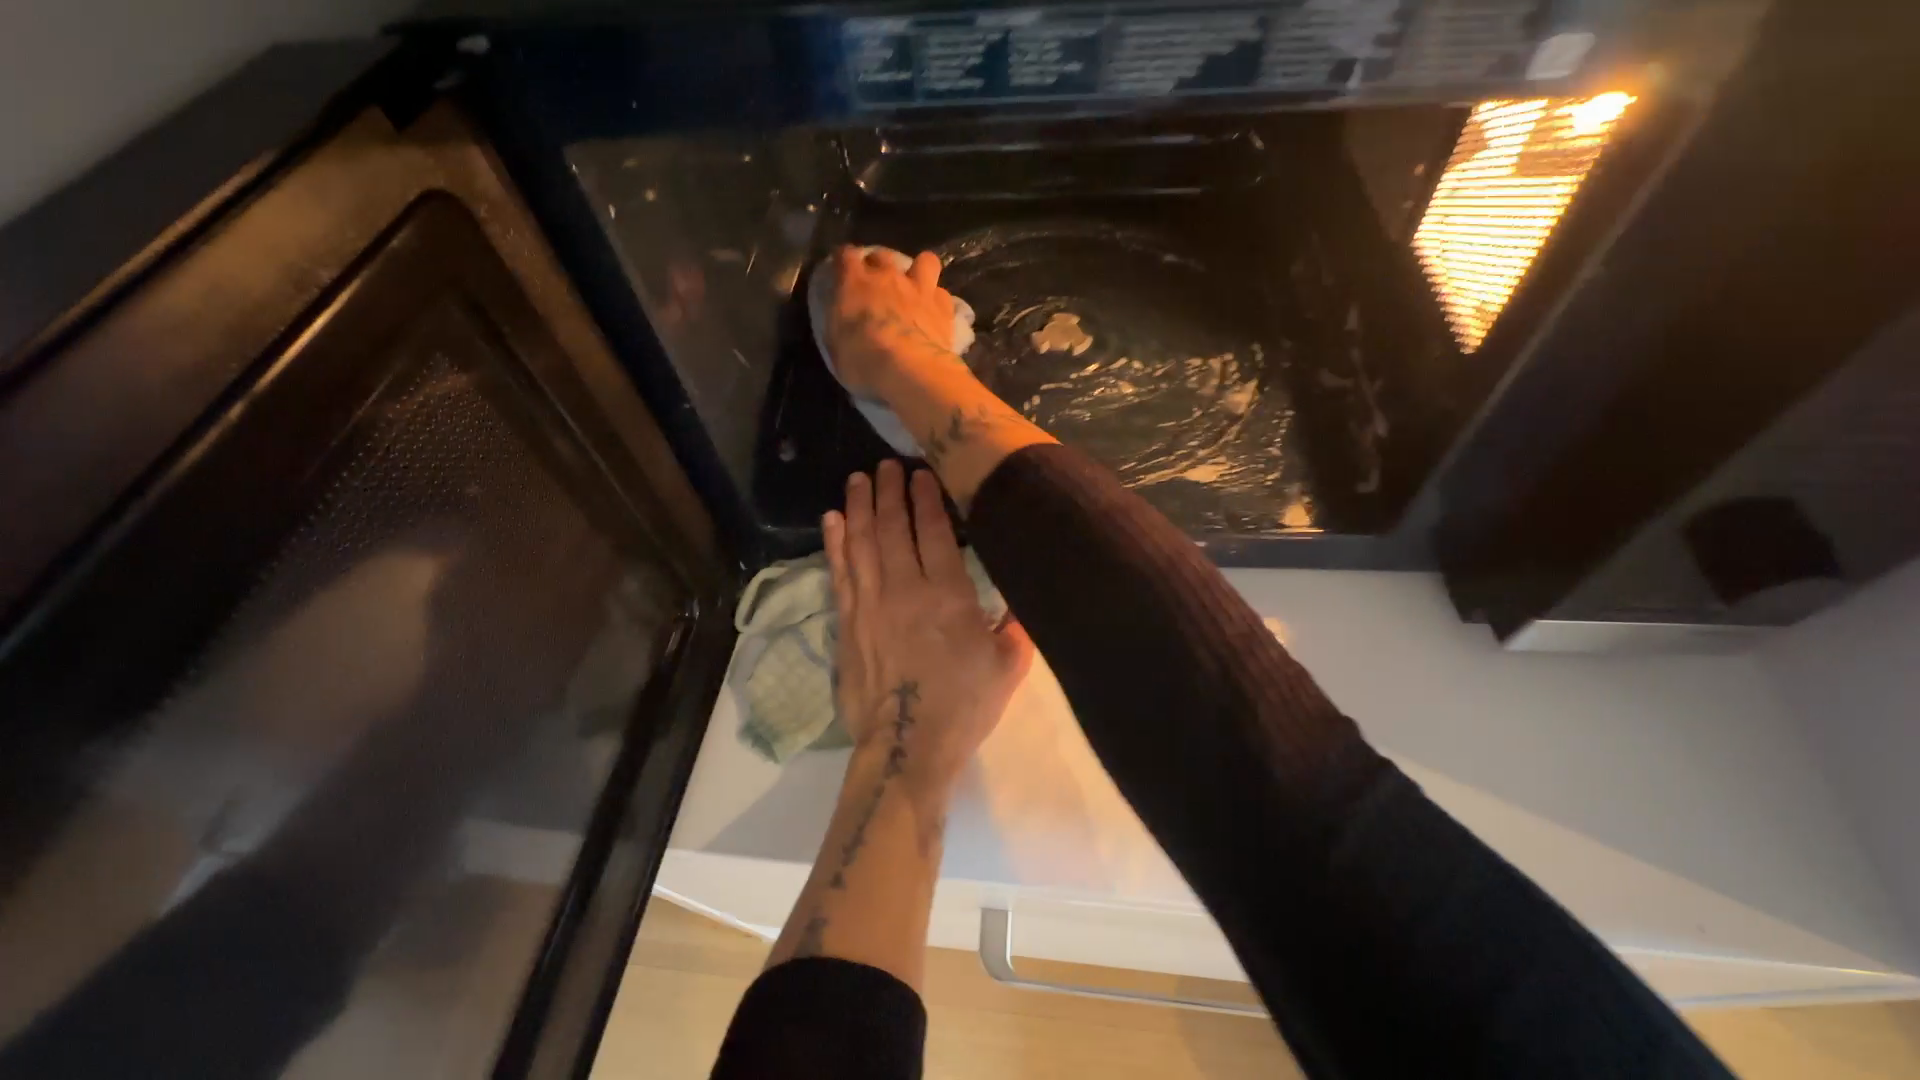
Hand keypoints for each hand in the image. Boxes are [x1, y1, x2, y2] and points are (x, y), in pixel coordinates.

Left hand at [823, 460, 1032, 799]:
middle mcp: (904, 589)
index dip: (927, 499)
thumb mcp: (1008, 666)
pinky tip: (832, 520)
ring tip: (858, 479)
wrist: (908, 744)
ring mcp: (870, 605)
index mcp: (948, 595)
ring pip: (861, 543)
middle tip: (886, 464)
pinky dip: (835, 543)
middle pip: (892, 528)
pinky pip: (840, 572)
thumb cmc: (963, 706)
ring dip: (859, 507)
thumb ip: (1015, 626)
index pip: (934, 532)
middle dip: (889, 492)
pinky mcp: (847, 624)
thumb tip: (1021, 599)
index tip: (921, 473)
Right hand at [826, 246, 958, 396]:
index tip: (842, 271)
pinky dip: (938, 301)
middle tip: (878, 285)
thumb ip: (838, 325)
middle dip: (878, 265)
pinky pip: (942, 294)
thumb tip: (841, 322)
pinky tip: (935, 313)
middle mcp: (888, 277)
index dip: (844, 261)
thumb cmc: (861, 361)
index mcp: (854, 283)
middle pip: (883, 255)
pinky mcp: (943, 307)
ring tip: (916, 287)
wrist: (907, 369)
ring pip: (925, 261)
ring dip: (919, 271)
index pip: (845, 256)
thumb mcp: (835, 346)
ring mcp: (919, 288)